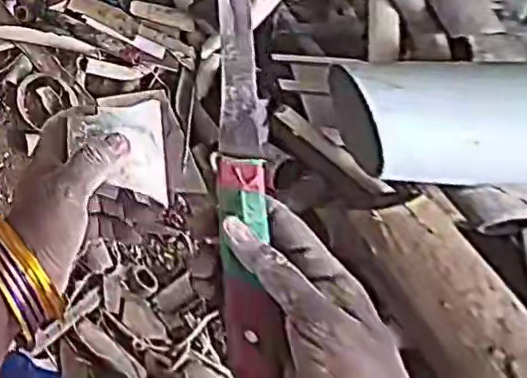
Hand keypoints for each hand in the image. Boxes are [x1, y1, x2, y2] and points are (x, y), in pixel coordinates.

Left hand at [5, 112, 130, 294]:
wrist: (30, 269)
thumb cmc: (41, 225)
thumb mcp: (70, 187)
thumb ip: (93, 162)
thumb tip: (115, 140)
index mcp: (47, 161)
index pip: (63, 128)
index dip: (84, 120)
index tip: (110, 120)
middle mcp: (54, 179)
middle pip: (89, 163)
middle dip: (118, 168)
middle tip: (144, 172)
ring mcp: (64, 205)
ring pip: (99, 194)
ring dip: (125, 200)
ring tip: (149, 209)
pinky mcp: (73, 230)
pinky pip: (101, 221)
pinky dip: (119, 225)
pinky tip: (135, 232)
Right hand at [223, 204, 408, 377]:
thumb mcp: (323, 321)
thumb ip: (278, 272)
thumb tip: (236, 226)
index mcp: (325, 280)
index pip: (281, 222)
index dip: (249, 201)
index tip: (216, 187)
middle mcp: (298, 293)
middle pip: (246, 248)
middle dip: (218, 241)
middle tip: (200, 238)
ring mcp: (277, 317)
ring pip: (230, 277)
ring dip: (212, 276)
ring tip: (206, 282)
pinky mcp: (260, 340)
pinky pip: (227, 311)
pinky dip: (215, 307)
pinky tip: (216, 309)